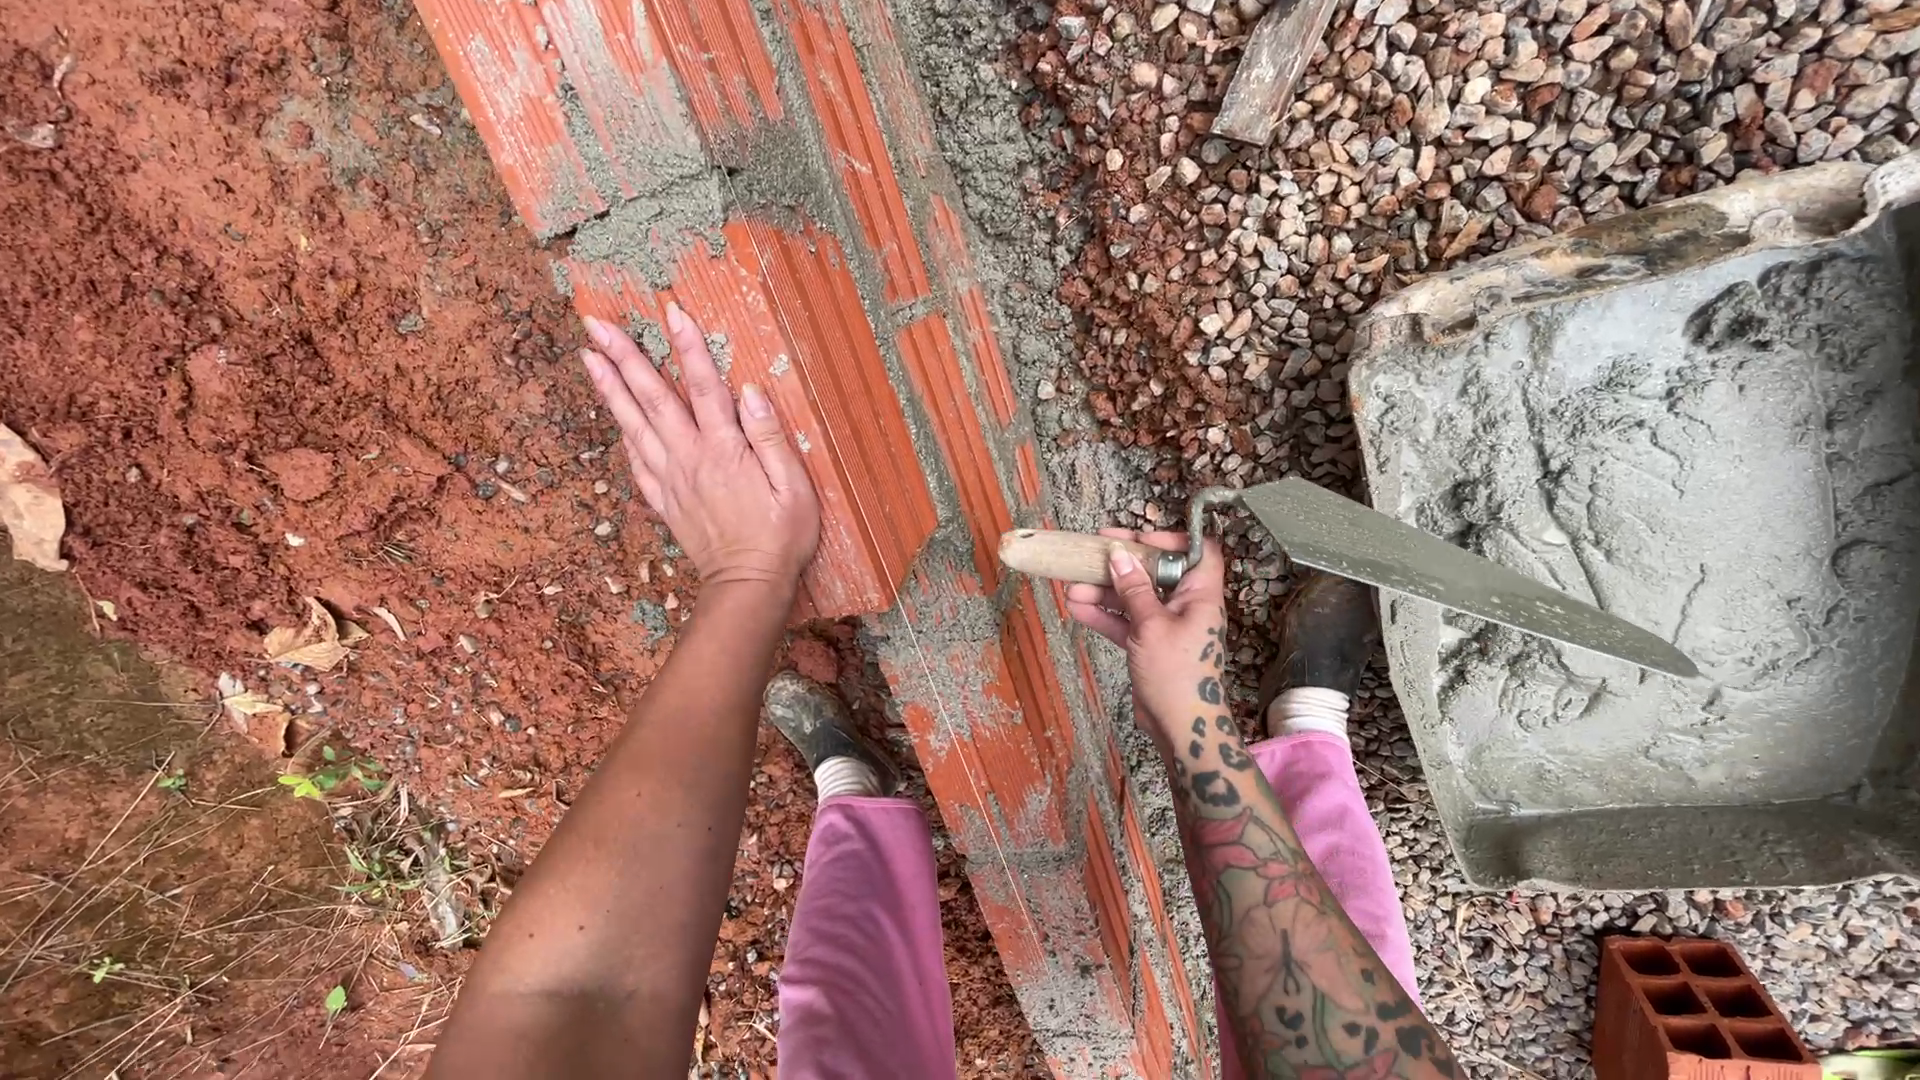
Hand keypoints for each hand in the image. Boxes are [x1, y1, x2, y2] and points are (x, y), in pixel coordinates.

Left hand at [580, 304, 820, 590]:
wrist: (749, 584)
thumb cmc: (782, 536)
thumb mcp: (794, 488)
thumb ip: (771, 439)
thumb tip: (750, 393)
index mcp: (725, 451)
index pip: (704, 388)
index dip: (688, 347)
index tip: (671, 311)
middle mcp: (691, 459)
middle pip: (654, 399)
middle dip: (626, 358)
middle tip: (596, 324)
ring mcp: (672, 480)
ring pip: (635, 426)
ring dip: (611, 389)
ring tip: (588, 357)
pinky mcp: (665, 501)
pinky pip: (636, 462)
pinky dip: (621, 435)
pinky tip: (613, 418)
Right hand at [1065, 529, 1228, 746]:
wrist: (1179, 726)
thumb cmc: (1177, 673)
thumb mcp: (1151, 625)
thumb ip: (1133, 588)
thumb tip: (1119, 554)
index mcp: (1200, 595)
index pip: (1199, 552)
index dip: (1173, 539)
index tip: (1140, 538)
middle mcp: (1185, 606)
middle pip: (1155, 572)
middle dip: (1123, 562)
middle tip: (1094, 549)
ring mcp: (1165, 626)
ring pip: (1133, 598)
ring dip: (1104, 591)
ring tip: (1072, 585)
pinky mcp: (1147, 644)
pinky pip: (1124, 622)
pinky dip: (1103, 615)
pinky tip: (1076, 608)